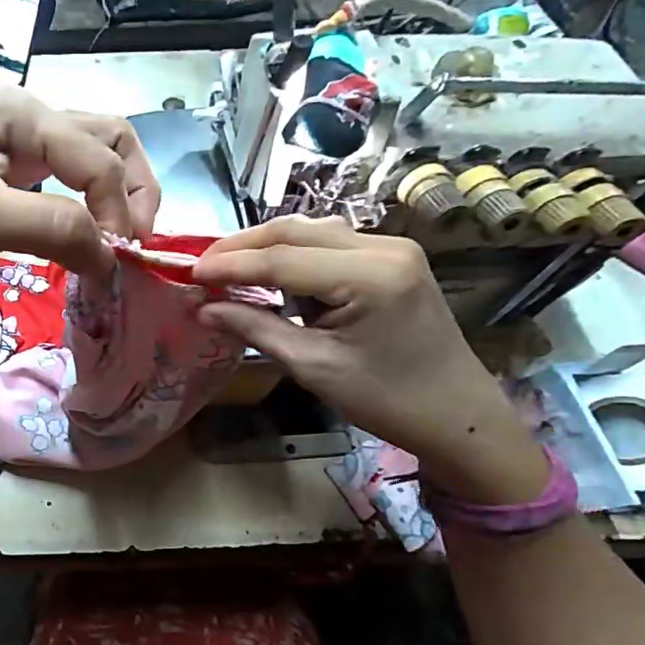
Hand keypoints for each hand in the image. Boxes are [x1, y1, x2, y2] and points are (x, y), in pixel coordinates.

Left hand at [0, 82, 158, 279]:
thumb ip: (51, 229)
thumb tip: (112, 261)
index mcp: (20, 109)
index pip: (98, 157)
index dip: (118, 211)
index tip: (116, 265)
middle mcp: (24, 115)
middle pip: (108, 140)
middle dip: (134, 187)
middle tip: (137, 241)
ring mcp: (10, 143)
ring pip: (88, 158)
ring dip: (113, 195)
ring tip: (118, 241)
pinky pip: (59, 182)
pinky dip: (83, 207)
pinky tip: (81, 237)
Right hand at [191, 216, 548, 503]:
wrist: (455, 414)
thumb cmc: (386, 399)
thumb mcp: (313, 365)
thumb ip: (256, 329)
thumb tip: (203, 308)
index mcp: (370, 275)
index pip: (283, 258)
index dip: (230, 264)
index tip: (189, 272)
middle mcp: (385, 246)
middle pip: (297, 230)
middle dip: (244, 246)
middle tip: (202, 265)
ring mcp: (392, 249)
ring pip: (313, 232)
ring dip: (268, 247)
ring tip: (227, 268)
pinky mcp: (392, 260)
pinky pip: (331, 246)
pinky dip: (295, 256)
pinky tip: (270, 273)